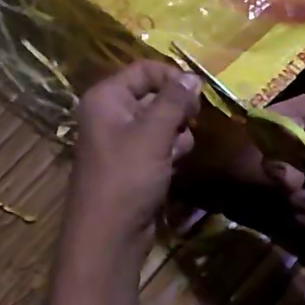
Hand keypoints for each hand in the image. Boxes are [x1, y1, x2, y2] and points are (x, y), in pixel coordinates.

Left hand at [67, 61, 201, 251]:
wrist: (108, 235)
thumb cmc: (127, 177)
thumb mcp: (153, 134)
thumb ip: (174, 102)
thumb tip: (192, 76)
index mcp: (105, 97)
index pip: (144, 70)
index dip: (172, 78)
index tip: (198, 96)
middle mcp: (109, 112)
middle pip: (153, 94)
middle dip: (176, 109)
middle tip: (190, 125)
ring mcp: (119, 138)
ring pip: (159, 121)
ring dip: (175, 133)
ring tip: (175, 152)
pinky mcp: (131, 162)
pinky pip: (156, 144)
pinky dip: (169, 151)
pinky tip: (174, 165)